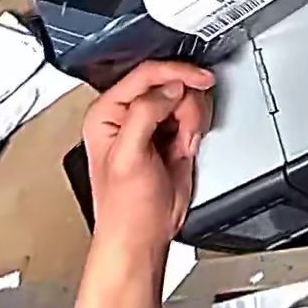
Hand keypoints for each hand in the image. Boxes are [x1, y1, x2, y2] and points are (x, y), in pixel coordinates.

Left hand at [81, 60, 214, 256]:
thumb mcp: (128, 158)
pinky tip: (184, 147)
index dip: (176, 73)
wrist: (145, 235)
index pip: (146, 73)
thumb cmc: (126, 208)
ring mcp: (153, 120)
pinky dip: (197, 127)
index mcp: (107, 113)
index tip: (199, 78)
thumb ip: (145, 114)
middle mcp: (129, 112)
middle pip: (172, 81)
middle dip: (185, 106)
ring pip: (188, 94)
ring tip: (180, 144)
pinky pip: (196, 110)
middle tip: (181, 132)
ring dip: (192, 119)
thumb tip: (169, 88)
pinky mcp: (173, 129)